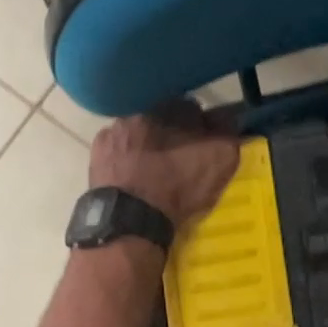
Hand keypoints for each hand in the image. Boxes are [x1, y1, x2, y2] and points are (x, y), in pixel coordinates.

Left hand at [88, 100, 239, 227]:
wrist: (130, 219)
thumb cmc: (177, 188)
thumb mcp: (218, 163)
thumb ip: (228, 134)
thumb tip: (230, 116)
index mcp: (171, 109)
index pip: (192, 107)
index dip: (199, 125)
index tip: (203, 142)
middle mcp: (140, 111)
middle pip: (161, 116)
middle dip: (170, 130)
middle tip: (177, 155)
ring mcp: (115, 130)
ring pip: (136, 130)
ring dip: (144, 142)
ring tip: (152, 167)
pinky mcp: (97, 151)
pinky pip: (115, 147)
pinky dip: (123, 156)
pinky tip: (131, 174)